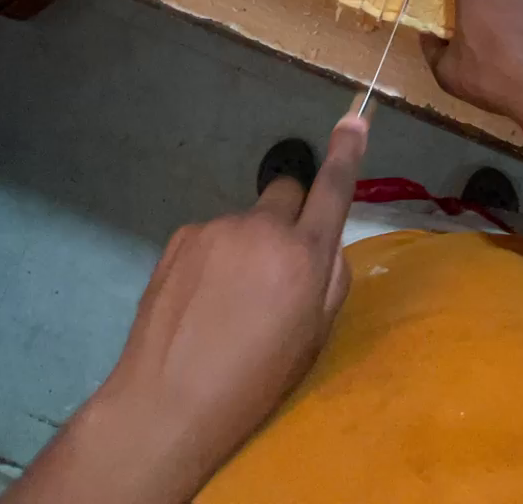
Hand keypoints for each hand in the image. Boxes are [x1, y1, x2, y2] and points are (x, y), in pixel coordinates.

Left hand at [10, 117, 367, 503]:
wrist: (167, 402)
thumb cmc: (255, 379)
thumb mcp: (314, 337)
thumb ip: (331, 278)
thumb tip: (328, 241)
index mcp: (303, 255)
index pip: (333, 190)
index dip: (347, 153)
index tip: (354, 119)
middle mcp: (263, 228)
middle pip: (287, 193)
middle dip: (289, 216)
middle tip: (275, 266)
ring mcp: (218, 227)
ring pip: (247, 221)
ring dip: (247, 245)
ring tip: (227, 300)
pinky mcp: (182, 235)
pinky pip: (213, 235)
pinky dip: (214, 257)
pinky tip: (199, 299)